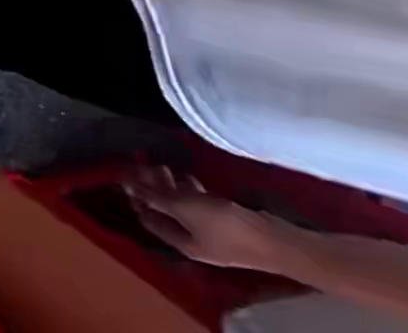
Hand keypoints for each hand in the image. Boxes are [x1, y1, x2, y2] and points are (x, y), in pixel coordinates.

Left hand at [125, 167, 302, 271]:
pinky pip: (202, 205)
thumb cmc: (227, 226)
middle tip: (146, 164)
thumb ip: (155, 196)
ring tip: (163, 166)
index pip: (148, 217)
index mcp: (180, 242)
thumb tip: (126, 185)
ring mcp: (213, 234)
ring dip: (171, 187)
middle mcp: (194, 241)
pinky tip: (189, 177)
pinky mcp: (229, 224)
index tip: (126, 172)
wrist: (281, 242)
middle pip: (165, 211)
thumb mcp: (184, 208)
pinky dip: (192, 191)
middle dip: (153, 188)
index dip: (135, 195)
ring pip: (183, 207)